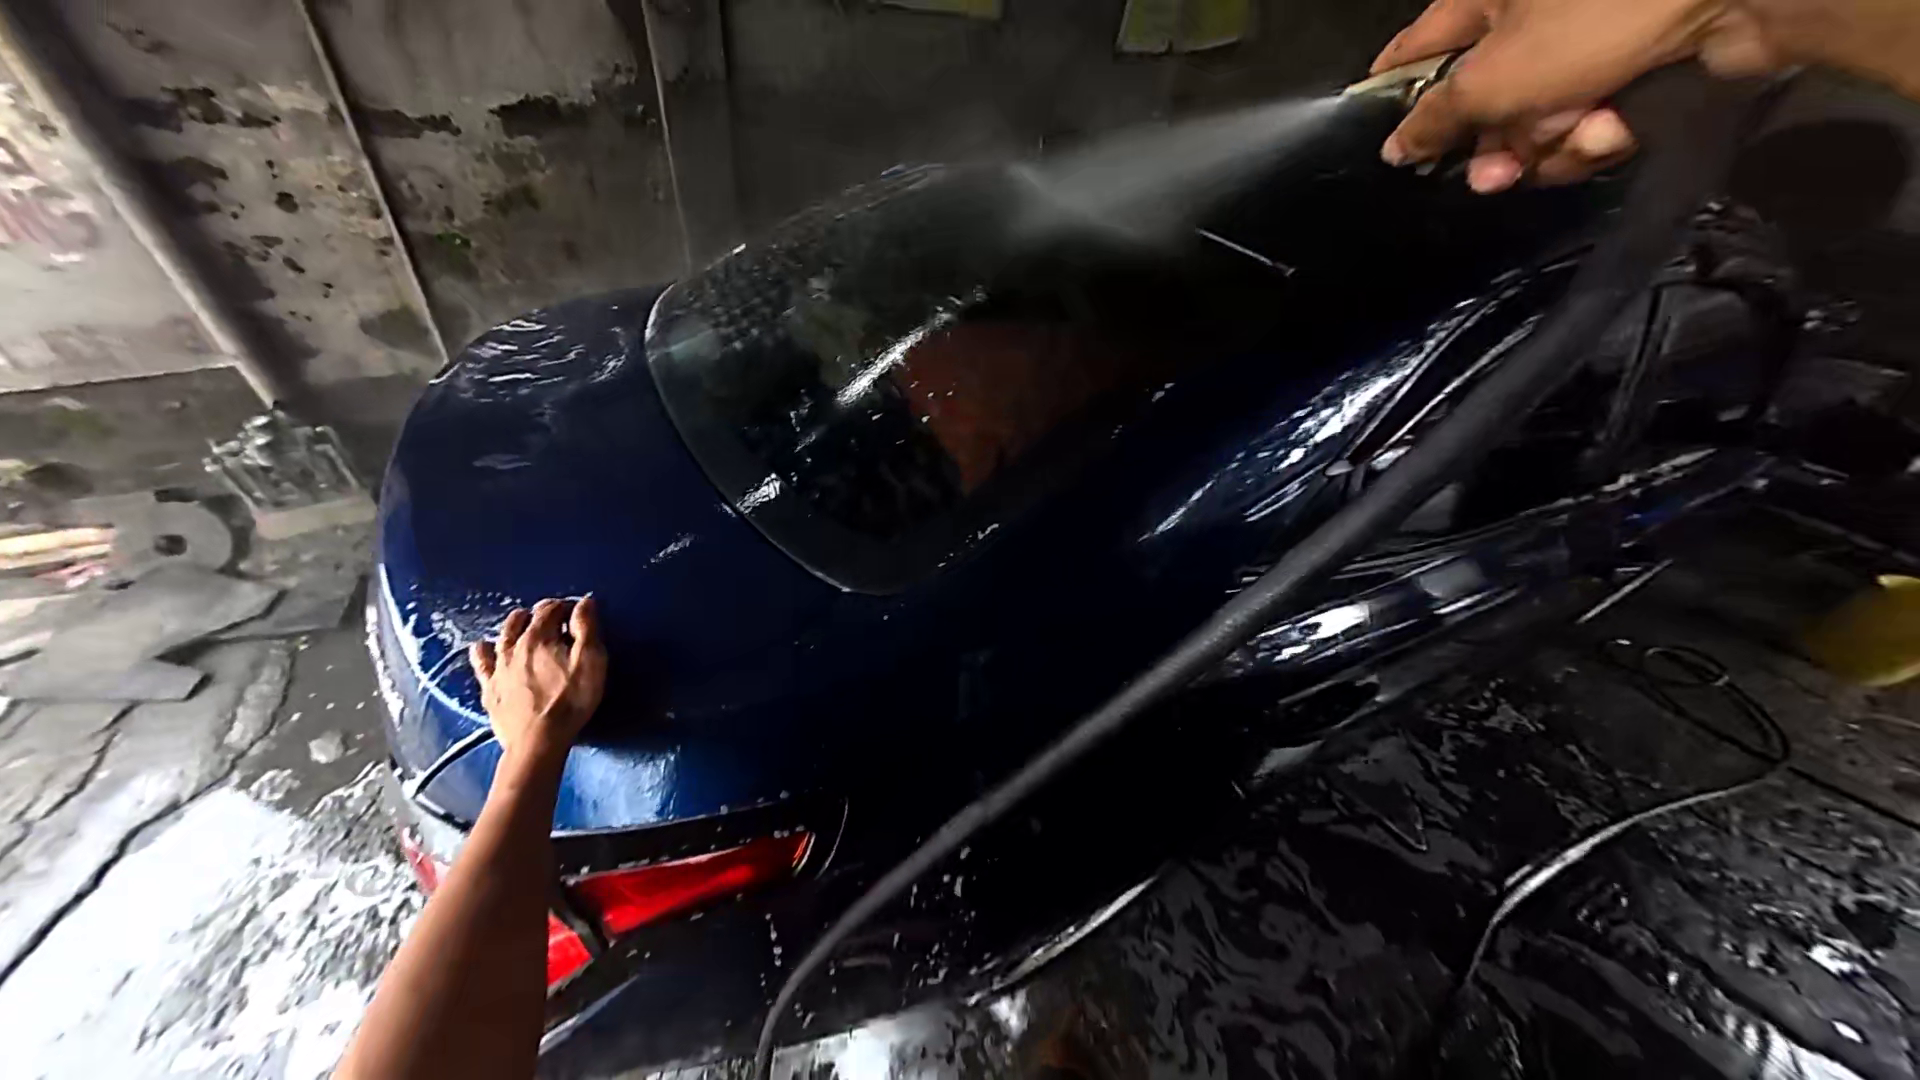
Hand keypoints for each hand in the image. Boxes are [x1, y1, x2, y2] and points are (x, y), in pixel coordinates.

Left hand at [469, 596, 606, 761]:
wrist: (537, 740)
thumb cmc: (571, 699)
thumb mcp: (591, 660)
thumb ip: (587, 628)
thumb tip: (584, 601)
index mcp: (540, 637)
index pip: (550, 609)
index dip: (565, 606)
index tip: (578, 610)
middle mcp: (514, 647)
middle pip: (523, 619)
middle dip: (539, 613)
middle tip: (554, 617)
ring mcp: (498, 668)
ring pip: (502, 637)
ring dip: (513, 625)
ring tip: (522, 622)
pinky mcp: (489, 689)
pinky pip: (481, 664)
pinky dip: (482, 651)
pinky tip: (482, 646)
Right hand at [1374, 0, 1795, 191]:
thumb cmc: (1595, 15)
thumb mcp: (1488, 78)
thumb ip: (1431, 119)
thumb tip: (1394, 147)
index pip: (1416, 48)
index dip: (1390, 92)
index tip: (1373, 130)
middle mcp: (1533, 15)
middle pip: (1479, 102)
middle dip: (1487, 148)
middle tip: (1492, 177)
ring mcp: (1585, 40)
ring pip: (1532, 122)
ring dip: (1545, 146)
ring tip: (1572, 138)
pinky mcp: (1633, 62)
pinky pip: (1585, 118)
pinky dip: (1596, 133)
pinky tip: (1614, 124)